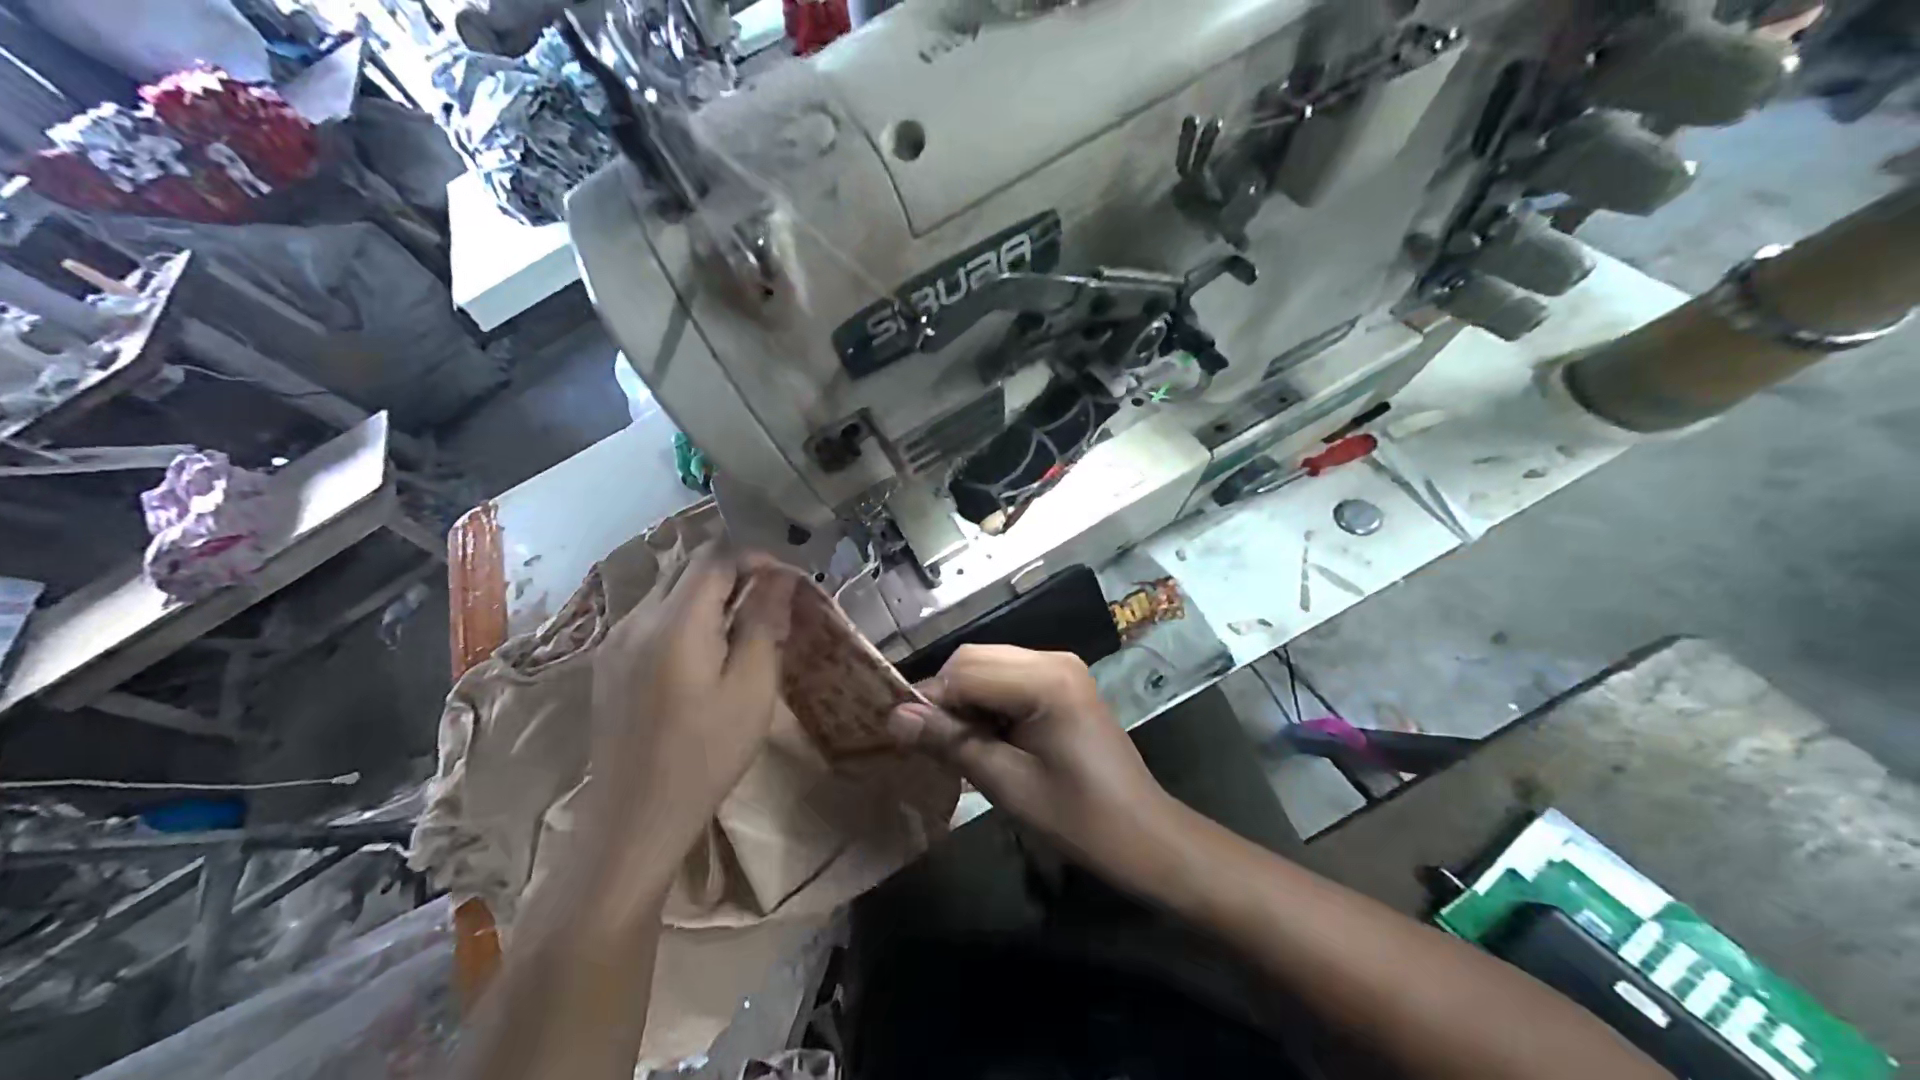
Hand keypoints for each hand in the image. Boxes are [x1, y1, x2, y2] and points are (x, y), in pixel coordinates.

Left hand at [590, 543, 795, 848]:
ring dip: (708, 595)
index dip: (754, 556)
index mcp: (674, 623)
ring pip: (667, 591)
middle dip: (733, 572)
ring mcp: (615, 641)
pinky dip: (685, 617)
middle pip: (687, 568)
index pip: (714, 557)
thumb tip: (778, 578)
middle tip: (769, 601)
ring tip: (742, 627)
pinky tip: (704, 652)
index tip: (785, 579)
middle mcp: (636, 619)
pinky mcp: (607, 663)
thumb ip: (763, 624)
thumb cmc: (705, 755)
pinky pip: (651, 618)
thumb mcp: (751, 690)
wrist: (634, 818)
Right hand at [885, 645, 1174, 877]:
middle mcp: (1053, 659)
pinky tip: (985, 737)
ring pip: (988, 666)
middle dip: (946, 697)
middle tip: (931, 743)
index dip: (928, 701)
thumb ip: (951, 742)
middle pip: (975, 660)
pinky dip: (986, 701)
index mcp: (1046, 679)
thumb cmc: (1079, 818)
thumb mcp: (1007, 783)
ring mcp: (1061, 667)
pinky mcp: (1063, 682)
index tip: (902, 736)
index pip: (964, 671)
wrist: (1144, 836)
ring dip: (965, 699)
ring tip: (957, 744)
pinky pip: (1008, 677)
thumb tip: (893, 717)